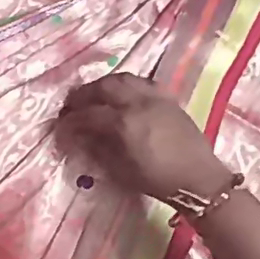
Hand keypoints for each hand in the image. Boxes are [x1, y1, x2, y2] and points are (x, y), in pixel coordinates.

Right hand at [57, 72, 233, 202]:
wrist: (198, 179)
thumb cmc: (157, 180)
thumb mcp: (120, 170)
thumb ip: (97, 148)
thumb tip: (79, 136)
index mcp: (124, 123)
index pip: (88, 114)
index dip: (71, 120)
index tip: (60, 127)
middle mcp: (138, 103)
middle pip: (104, 87)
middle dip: (83, 94)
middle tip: (71, 105)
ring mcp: (155, 97)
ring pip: (123, 78)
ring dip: (103, 85)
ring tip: (93, 96)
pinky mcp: (168, 98)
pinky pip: (142, 82)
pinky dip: (126, 84)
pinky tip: (122, 94)